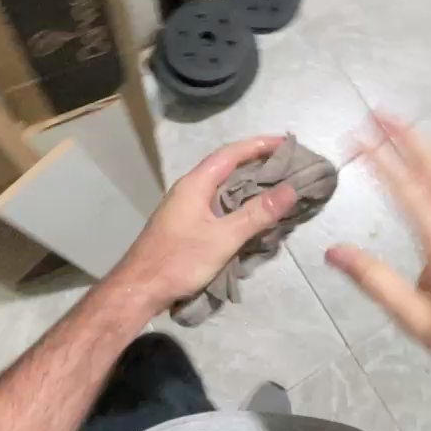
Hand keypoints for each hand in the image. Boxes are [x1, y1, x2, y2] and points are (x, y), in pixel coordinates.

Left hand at [103, 136, 296, 319]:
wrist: (140, 288)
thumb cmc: (179, 260)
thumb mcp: (223, 238)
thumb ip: (256, 214)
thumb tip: (290, 189)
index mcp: (196, 183)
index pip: (231, 153)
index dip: (259, 145)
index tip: (286, 143)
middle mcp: (190, 188)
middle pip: (227, 165)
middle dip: (257, 162)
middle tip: (287, 164)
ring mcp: (186, 205)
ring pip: (222, 185)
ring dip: (248, 181)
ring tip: (276, 183)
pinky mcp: (186, 222)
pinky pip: (218, 201)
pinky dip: (238, 200)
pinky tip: (252, 210)